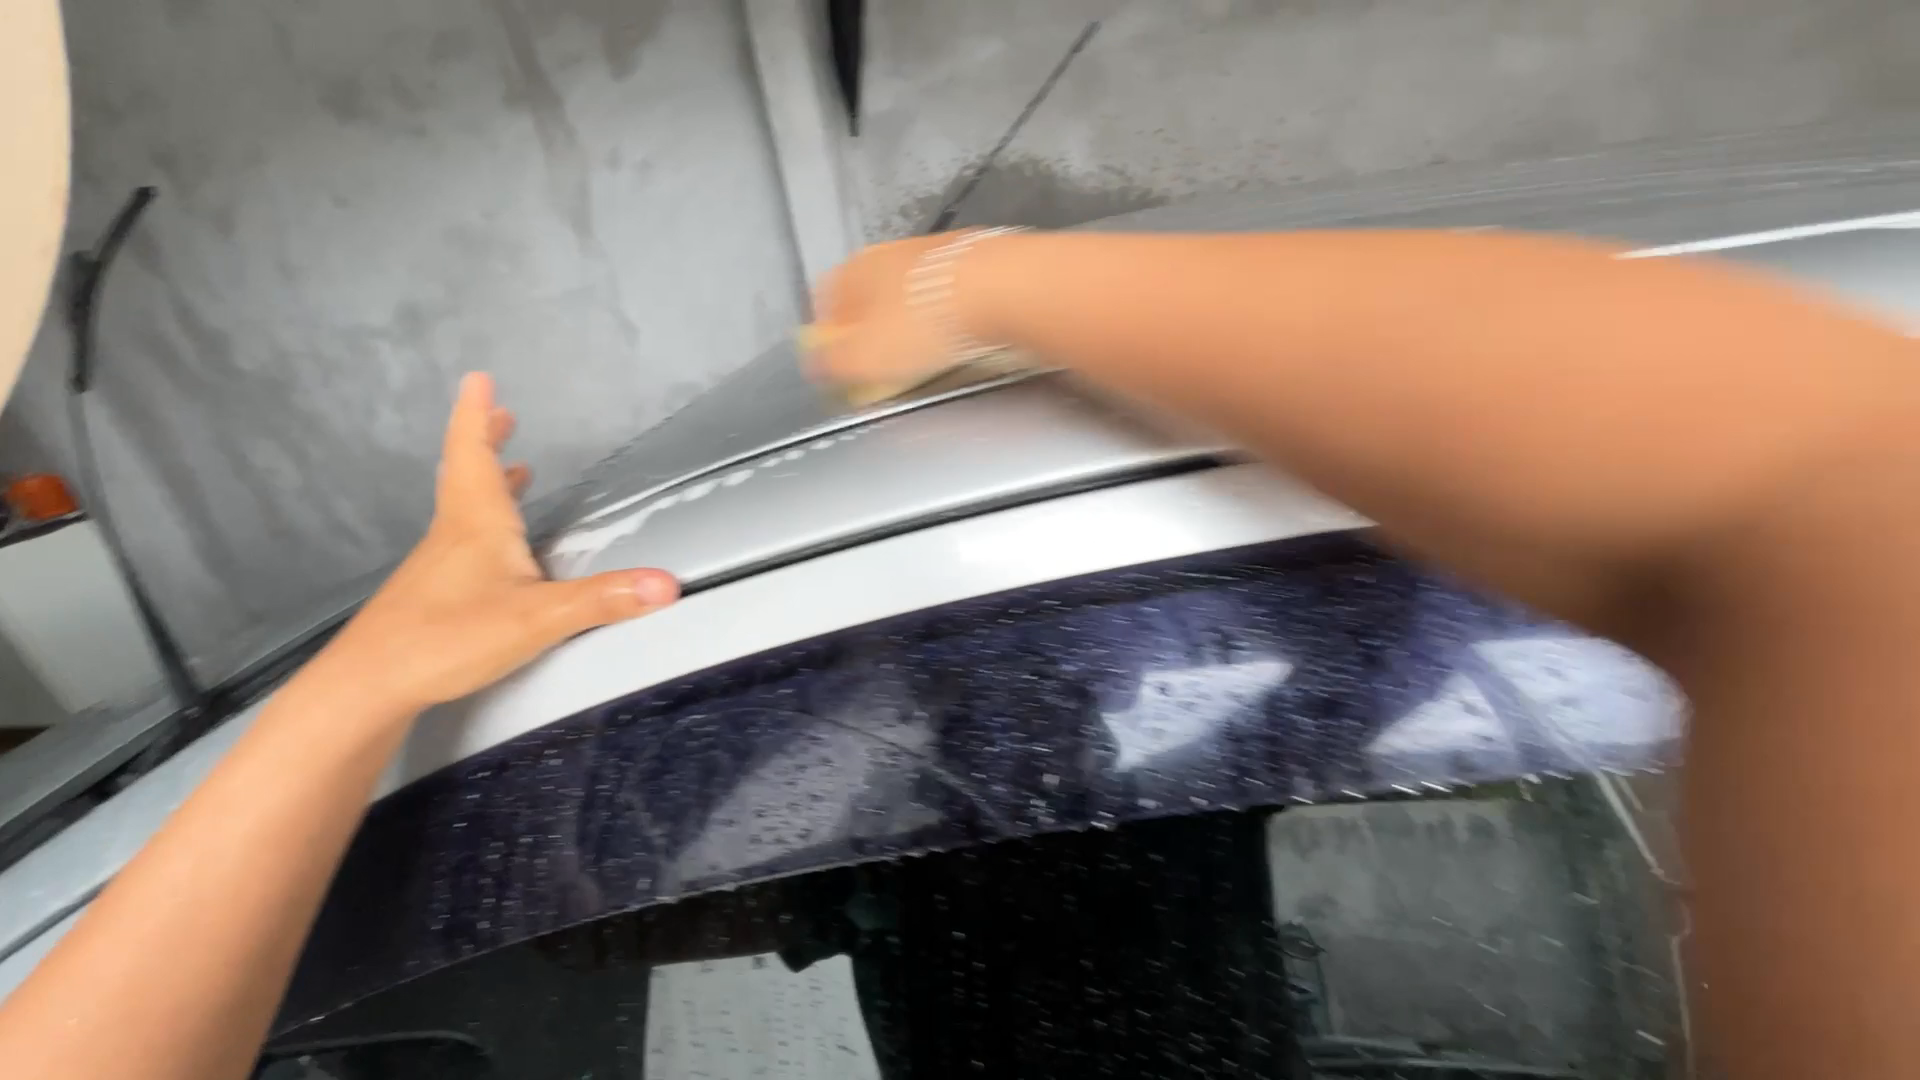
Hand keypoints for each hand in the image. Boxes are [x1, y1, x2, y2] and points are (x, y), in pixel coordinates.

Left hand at [322, 373, 678, 713]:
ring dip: (488, 480)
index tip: (478, 379)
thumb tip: (668, 584)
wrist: (368, 687)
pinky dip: (486, 521)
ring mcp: (441, 564)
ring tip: (514, 467)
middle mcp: (456, 534)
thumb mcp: (538, 619)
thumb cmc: (448, 638)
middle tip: (502, 414)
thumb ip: (603, 600)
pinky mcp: (435, 592)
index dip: (476, 416)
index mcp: (478, 524)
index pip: (473, 455)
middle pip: (468, 474)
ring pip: (465, 507)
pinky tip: (500, 548)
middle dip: (485, 439)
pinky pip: (465, 539)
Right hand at [806, 232, 1003, 389]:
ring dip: (913, 326)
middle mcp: (891, 252)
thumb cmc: (924, 323)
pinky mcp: (974, 263)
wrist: (1000, 290)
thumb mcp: (862, 359)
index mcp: (854, 269)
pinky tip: (958, 340)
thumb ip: (830, 363)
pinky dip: (948, 320)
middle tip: (884, 367)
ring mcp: (934, 254)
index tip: (842, 365)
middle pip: (871, 299)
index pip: (826, 303)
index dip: (832, 340)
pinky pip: (948, 298)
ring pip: (911, 297)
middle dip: (874, 333)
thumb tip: (815, 366)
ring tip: (924, 357)